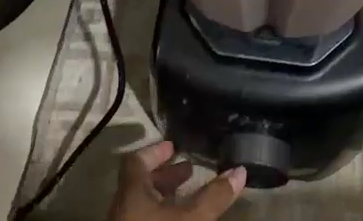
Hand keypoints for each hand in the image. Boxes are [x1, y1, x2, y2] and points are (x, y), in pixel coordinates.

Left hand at [108, 141, 244, 220]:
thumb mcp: (192, 219)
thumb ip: (213, 196)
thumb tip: (239, 171)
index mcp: (131, 193)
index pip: (135, 161)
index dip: (155, 152)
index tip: (174, 148)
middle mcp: (123, 208)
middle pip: (140, 184)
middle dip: (166, 176)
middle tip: (189, 170)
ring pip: (142, 206)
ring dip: (164, 197)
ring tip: (188, 196)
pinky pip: (143, 220)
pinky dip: (160, 216)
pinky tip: (178, 220)